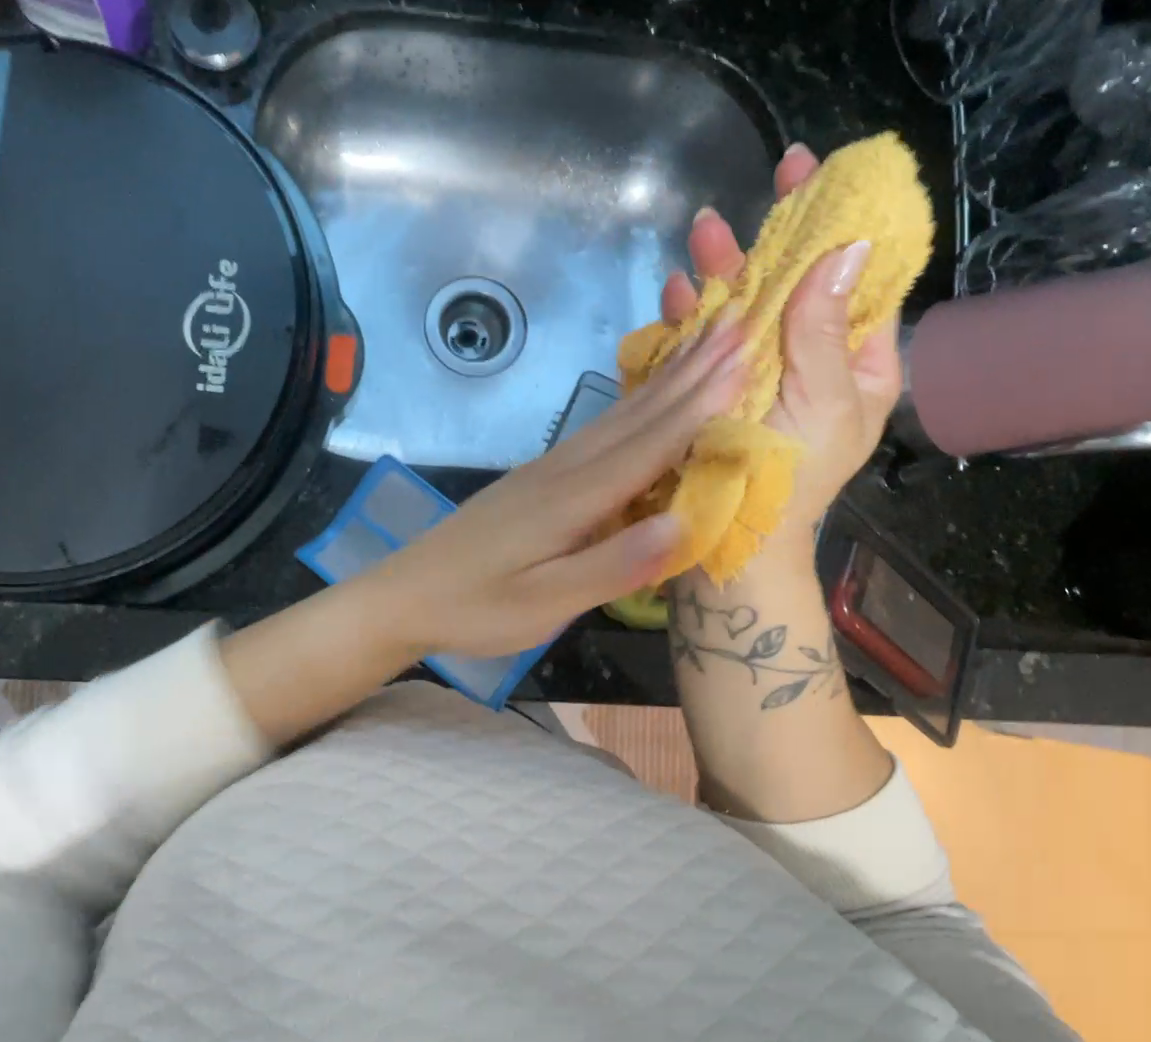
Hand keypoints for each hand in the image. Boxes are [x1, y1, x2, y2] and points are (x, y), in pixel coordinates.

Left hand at [360, 313, 750, 658]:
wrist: (403, 595)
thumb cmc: (475, 608)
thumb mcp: (544, 603)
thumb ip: (612, 566)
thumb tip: (685, 523)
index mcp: (570, 499)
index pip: (647, 445)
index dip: (699, 406)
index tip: (746, 360)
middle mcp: (560, 471)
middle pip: (634, 417)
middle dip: (690, 373)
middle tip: (741, 324)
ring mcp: (544, 471)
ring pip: (614, 418)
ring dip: (663, 382)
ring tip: (703, 345)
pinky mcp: (533, 481)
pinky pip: (595, 433)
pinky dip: (630, 408)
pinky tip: (641, 402)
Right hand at [661, 144, 902, 563]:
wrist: (732, 544)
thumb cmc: (791, 478)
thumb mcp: (823, 403)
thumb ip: (827, 330)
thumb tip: (848, 249)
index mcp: (853, 362)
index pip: (852, 278)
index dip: (835, 223)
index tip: (812, 174)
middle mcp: (804, 361)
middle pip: (788, 286)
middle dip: (763, 245)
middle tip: (731, 212)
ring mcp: (752, 376)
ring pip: (740, 310)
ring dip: (719, 275)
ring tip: (700, 241)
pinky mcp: (708, 392)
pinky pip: (700, 344)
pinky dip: (689, 318)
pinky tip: (677, 299)